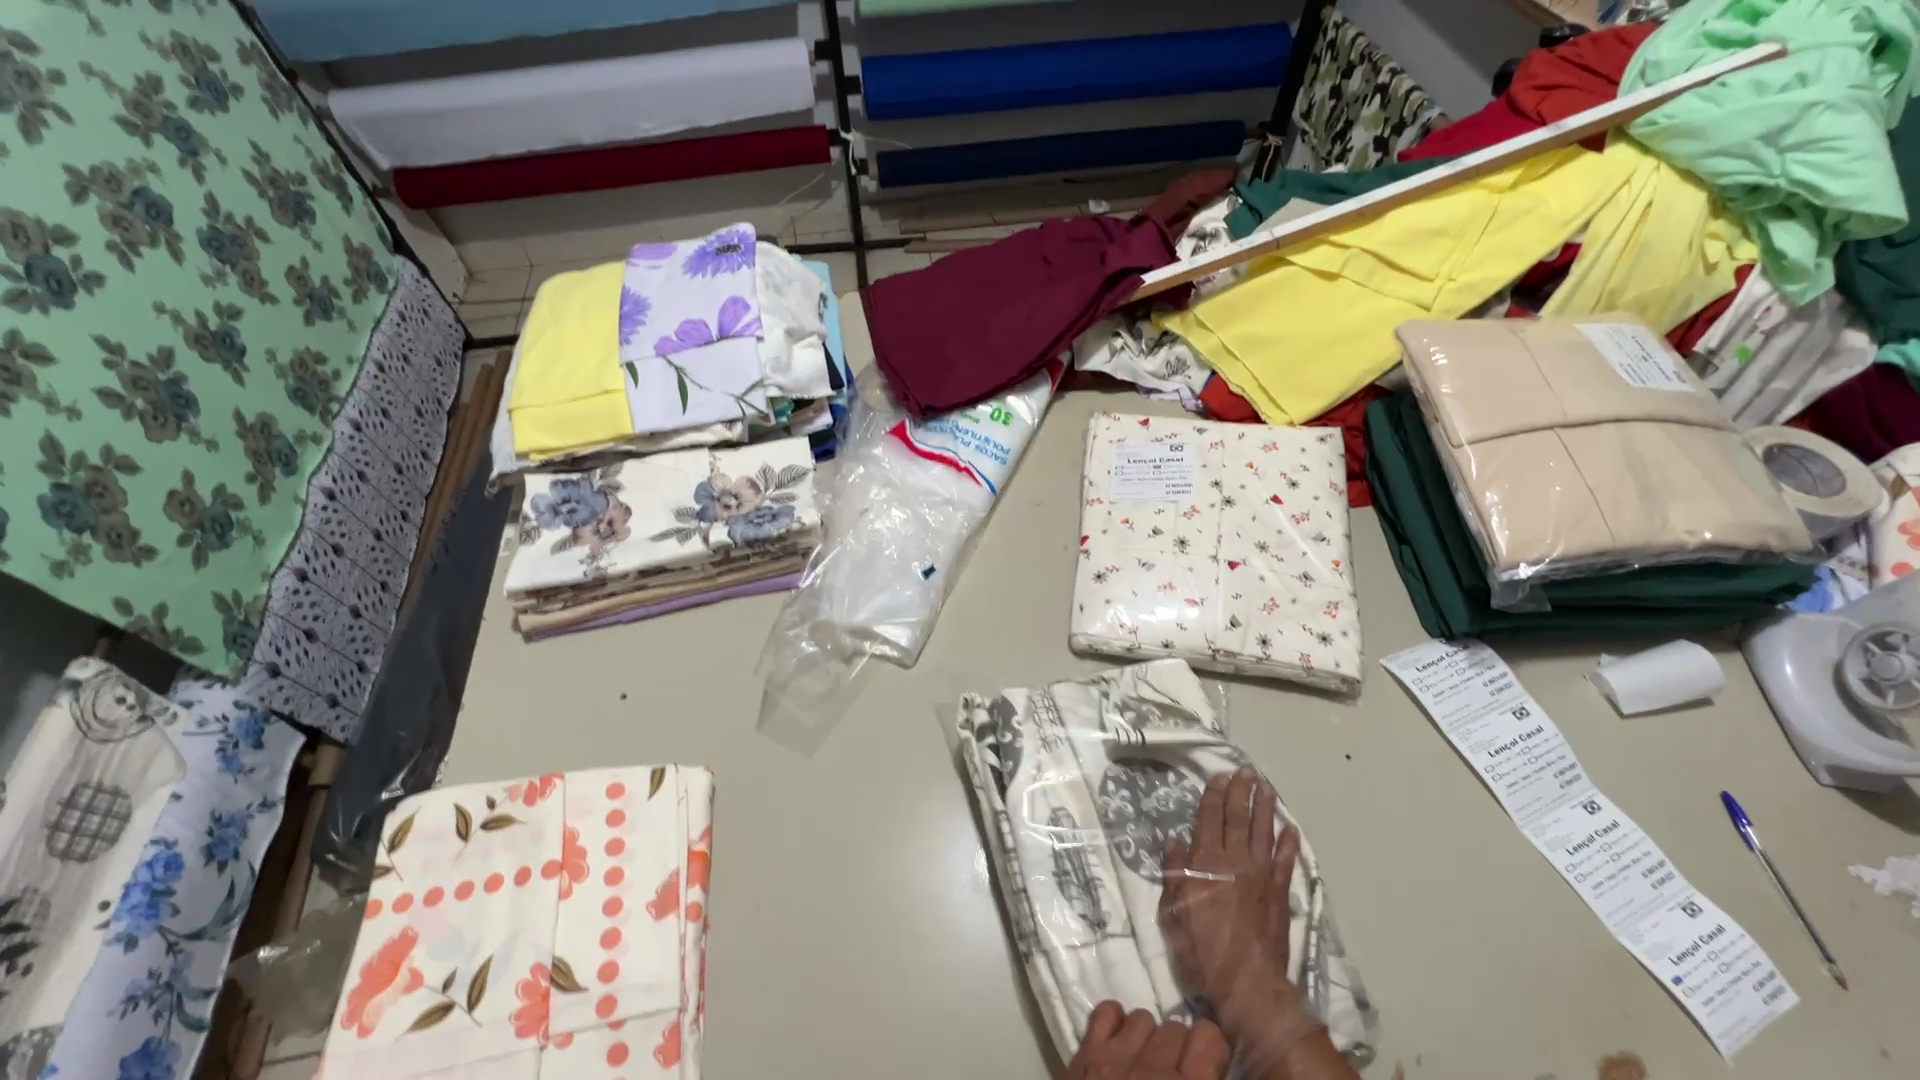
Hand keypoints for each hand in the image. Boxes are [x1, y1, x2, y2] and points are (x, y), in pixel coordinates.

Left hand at [1065, 1001, 1229, 1079]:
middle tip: (1173, 1072)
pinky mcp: (1083, 1056)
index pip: (1209, 1036)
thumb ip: (1204, 1076)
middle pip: (1175, 1027)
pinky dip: (1112, 1024)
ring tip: (1143, 1063)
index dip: (1210, 1050)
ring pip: (1142, 1018)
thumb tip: (1211, 1065)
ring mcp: (1114, 1059)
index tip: (1206, 1065)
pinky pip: (1105, 1013)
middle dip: (1176, 1048)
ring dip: (1145, 1038)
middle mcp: (1154, 1068)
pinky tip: (1116, 1044)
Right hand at [1159, 767, 1318, 1058]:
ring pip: (1264, 832)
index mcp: (1206, 861)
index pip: (1209, 818)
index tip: (1218, 776)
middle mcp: (1235, 860)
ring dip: (1265, 808)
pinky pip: (1285, 861)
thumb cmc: (1201, 947)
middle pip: (1238, 817)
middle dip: (1240, 792)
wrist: (1246, 981)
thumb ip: (1174, 873)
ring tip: (1266, 787)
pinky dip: (1288, 843)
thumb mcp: (1172, 910)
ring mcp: (1261, 875)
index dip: (1213, 795)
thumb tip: (1176, 842)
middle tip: (1245, 771)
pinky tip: (1290, 829)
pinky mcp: (1279, 893)